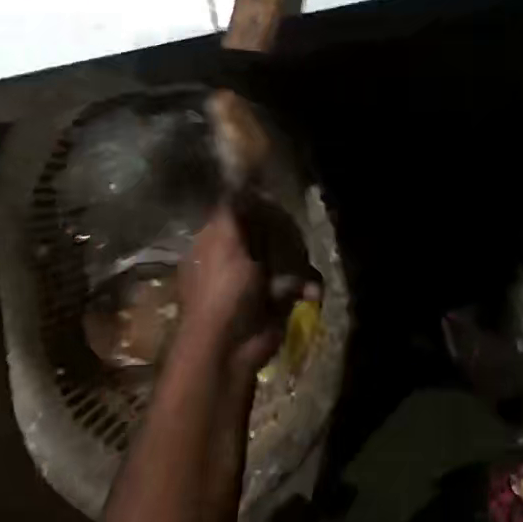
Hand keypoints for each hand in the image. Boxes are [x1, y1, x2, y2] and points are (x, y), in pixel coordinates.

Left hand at [175, 204, 301, 376]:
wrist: (231, 349)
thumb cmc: (222, 291)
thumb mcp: (224, 240)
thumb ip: (233, 207)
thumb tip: (237, 172)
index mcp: (213, 241)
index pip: (237, 210)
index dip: (256, 202)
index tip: (277, 195)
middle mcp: (233, 257)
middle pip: (266, 230)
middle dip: (283, 233)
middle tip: (293, 234)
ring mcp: (255, 279)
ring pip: (285, 254)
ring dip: (297, 261)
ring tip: (299, 270)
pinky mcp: (276, 299)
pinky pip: (297, 281)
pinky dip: (305, 285)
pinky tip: (309, 291)